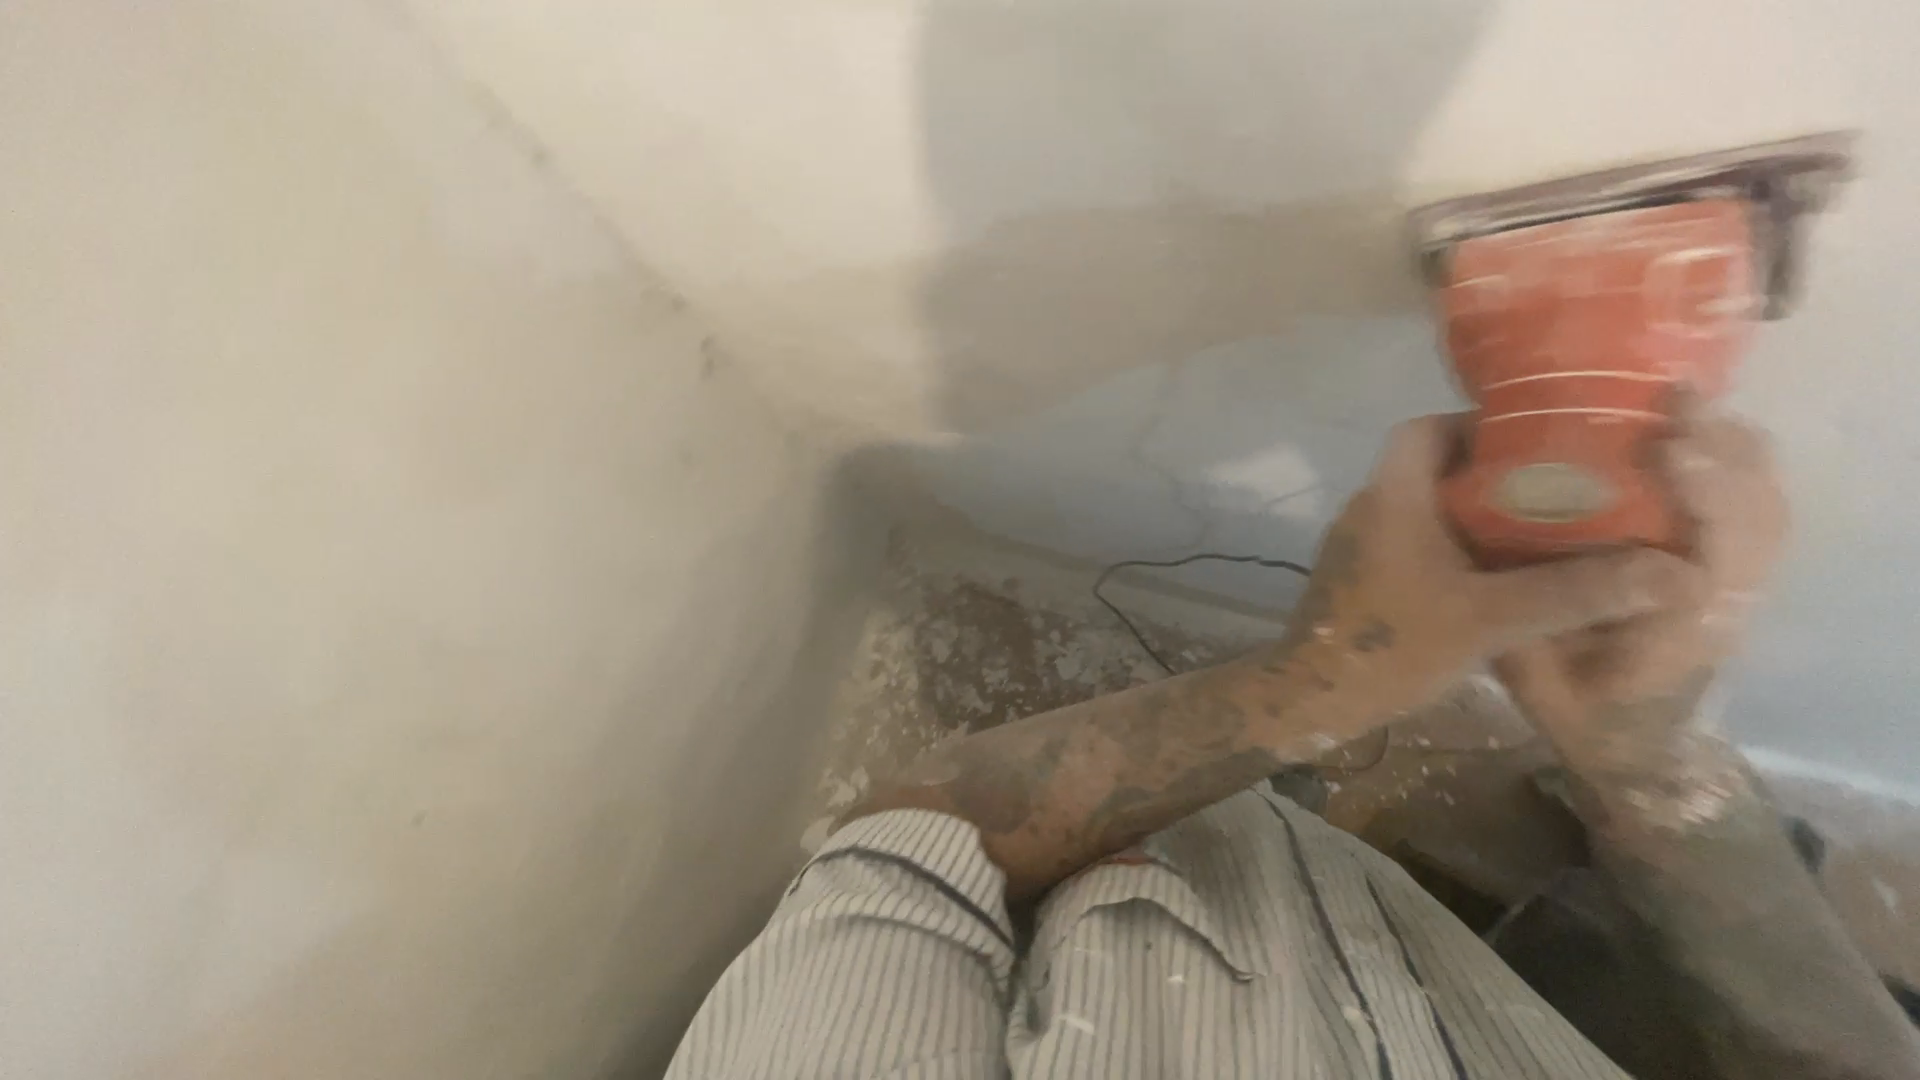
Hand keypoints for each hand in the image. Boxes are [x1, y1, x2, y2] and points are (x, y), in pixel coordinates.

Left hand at [1264, 415, 1699, 723]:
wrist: (1314, 696)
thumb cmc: (1392, 646)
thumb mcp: (1490, 618)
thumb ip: (1576, 592)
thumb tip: (1678, 572)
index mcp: (1391, 497)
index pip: (1425, 428)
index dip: (1478, 423)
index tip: (1539, 439)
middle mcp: (1368, 507)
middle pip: (1431, 465)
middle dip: (1493, 470)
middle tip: (1561, 485)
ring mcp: (1359, 542)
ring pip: (1423, 504)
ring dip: (1477, 510)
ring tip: (1548, 523)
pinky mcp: (1359, 573)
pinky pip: (1412, 538)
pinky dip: (1455, 542)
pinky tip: (1503, 571)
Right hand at [1494, 406, 1787, 758]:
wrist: (1617, 728)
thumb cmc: (1562, 694)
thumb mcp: (1527, 665)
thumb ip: (1531, 611)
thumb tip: (1505, 533)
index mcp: (1674, 638)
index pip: (1713, 563)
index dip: (1701, 505)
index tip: (1666, 450)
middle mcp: (1722, 610)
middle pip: (1756, 526)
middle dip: (1723, 458)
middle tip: (1673, 402)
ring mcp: (1735, 590)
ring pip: (1765, 513)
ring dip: (1736, 453)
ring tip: (1685, 400)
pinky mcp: (1730, 572)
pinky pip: (1756, 511)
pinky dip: (1740, 464)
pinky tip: (1696, 427)